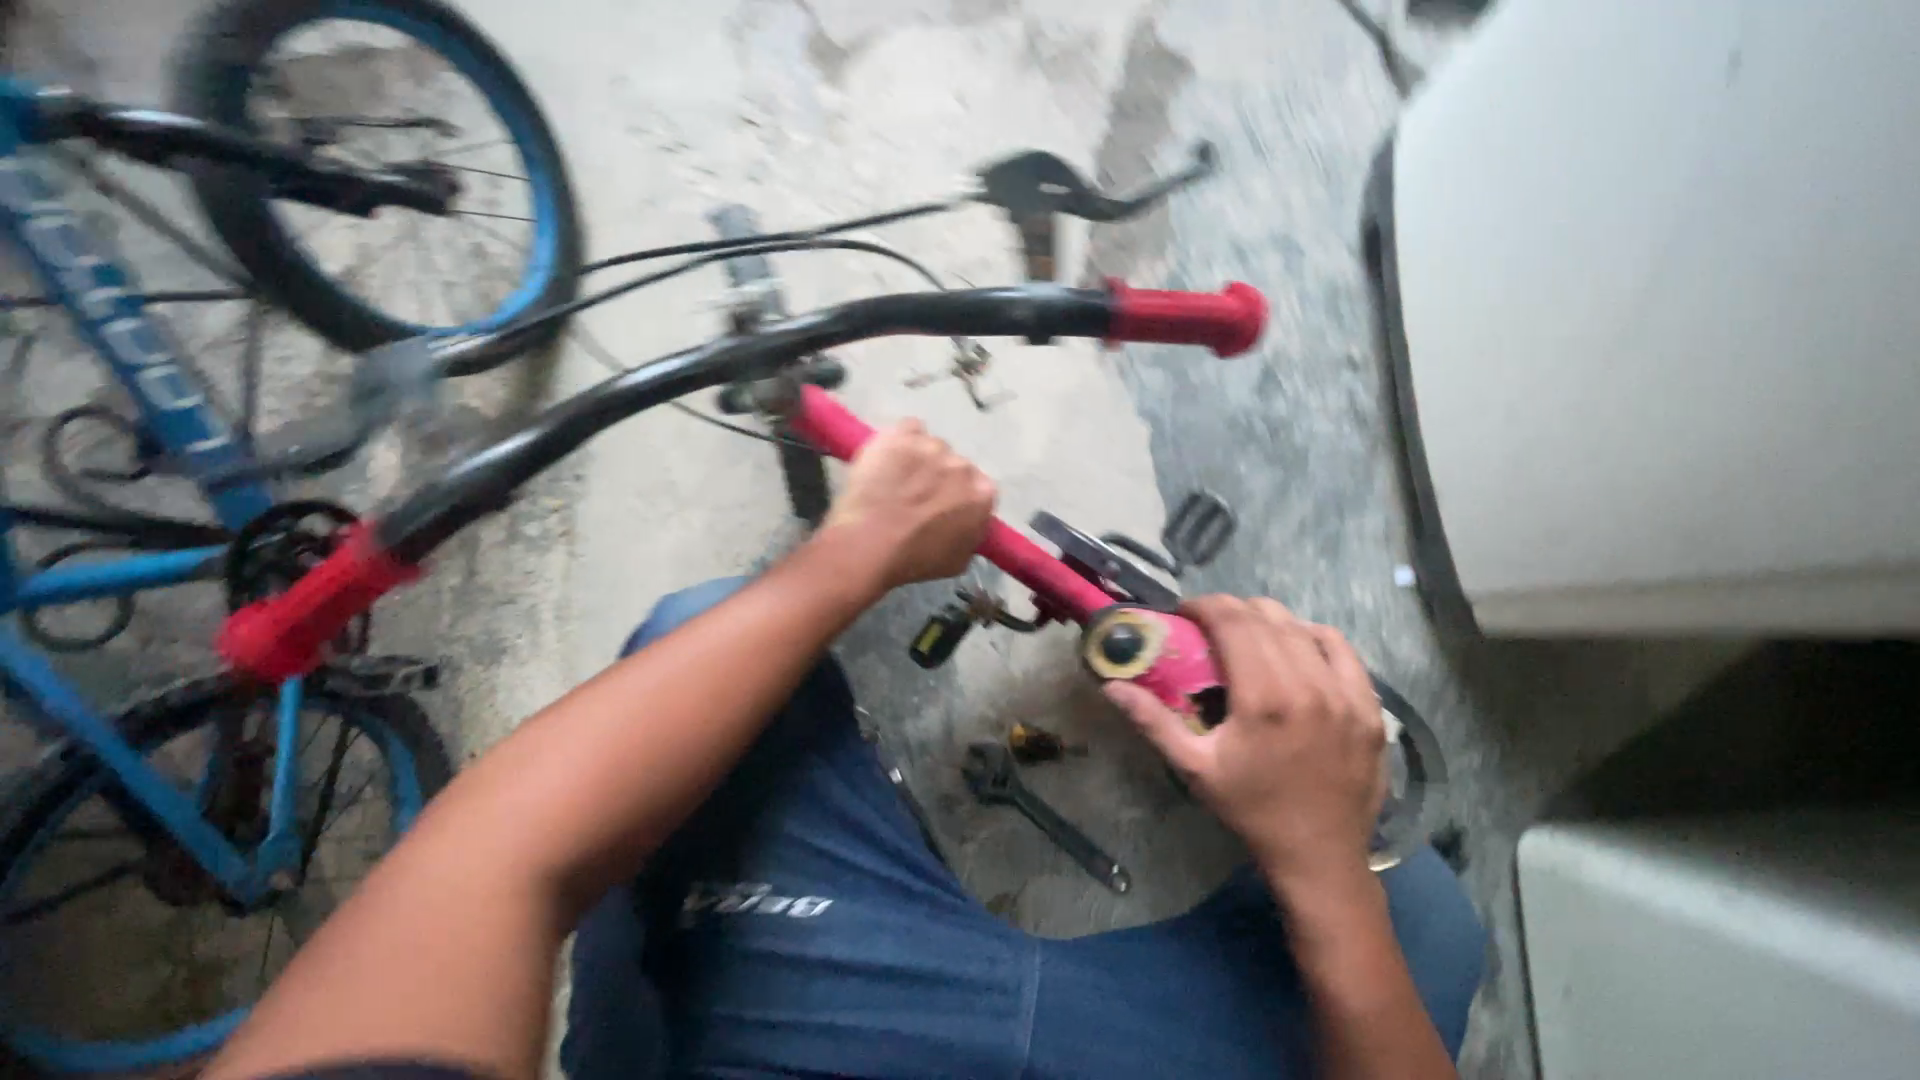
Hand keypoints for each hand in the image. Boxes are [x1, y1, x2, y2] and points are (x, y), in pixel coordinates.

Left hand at [822, 418, 995, 588]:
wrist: (868, 543)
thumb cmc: (914, 560)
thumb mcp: (957, 561)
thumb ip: (971, 535)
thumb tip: (967, 525)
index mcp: (983, 495)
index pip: (980, 489)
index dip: (961, 499)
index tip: (945, 508)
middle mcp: (963, 465)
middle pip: (956, 466)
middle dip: (941, 478)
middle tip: (918, 498)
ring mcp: (932, 446)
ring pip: (931, 447)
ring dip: (920, 459)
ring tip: (897, 480)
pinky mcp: (901, 435)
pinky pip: (909, 429)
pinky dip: (902, 440)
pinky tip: (889, 458)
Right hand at [1104, 596, 1385, 899]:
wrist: (1319, 854)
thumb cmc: (1251, 809)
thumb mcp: (1195, 768)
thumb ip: (1153, 722)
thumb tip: (1111, 686)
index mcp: (1263, 698)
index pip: (1234, 621)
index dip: (1206, 605)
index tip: (1185, 612)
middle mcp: (1309, 685)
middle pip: (1267, 617)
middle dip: (1232, 610)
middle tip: (1210, 625)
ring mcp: (1347, 695)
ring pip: (1304, 627)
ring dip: (1270, 621)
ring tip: (1250, 636)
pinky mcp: (1370, 707)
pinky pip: (1343, 650)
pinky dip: (1314, 637)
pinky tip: (1297, 647)